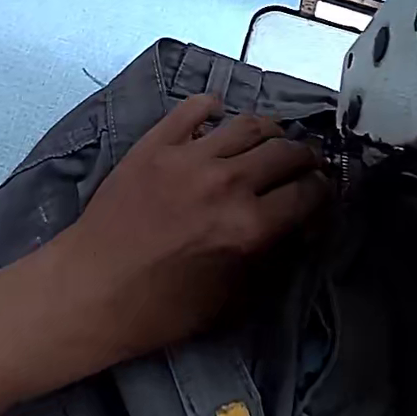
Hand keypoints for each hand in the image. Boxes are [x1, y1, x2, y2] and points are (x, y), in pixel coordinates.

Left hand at [47, 93, 328, 363]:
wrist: (92, 286)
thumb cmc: (161, 307)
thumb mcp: (231, 300)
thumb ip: (271, 259)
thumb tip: (297, 227)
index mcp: (249, 227)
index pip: (308, 193)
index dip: (323, 192)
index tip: (321, 192)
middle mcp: (226, 183)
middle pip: (286, 151)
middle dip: (306, 157)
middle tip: (304, 164)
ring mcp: (188, 156)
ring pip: (248, 124)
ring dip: (269, 131)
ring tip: (270, 140)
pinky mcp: (155, 142)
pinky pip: (194, 109)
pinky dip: (213, 108)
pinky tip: (218, 118)